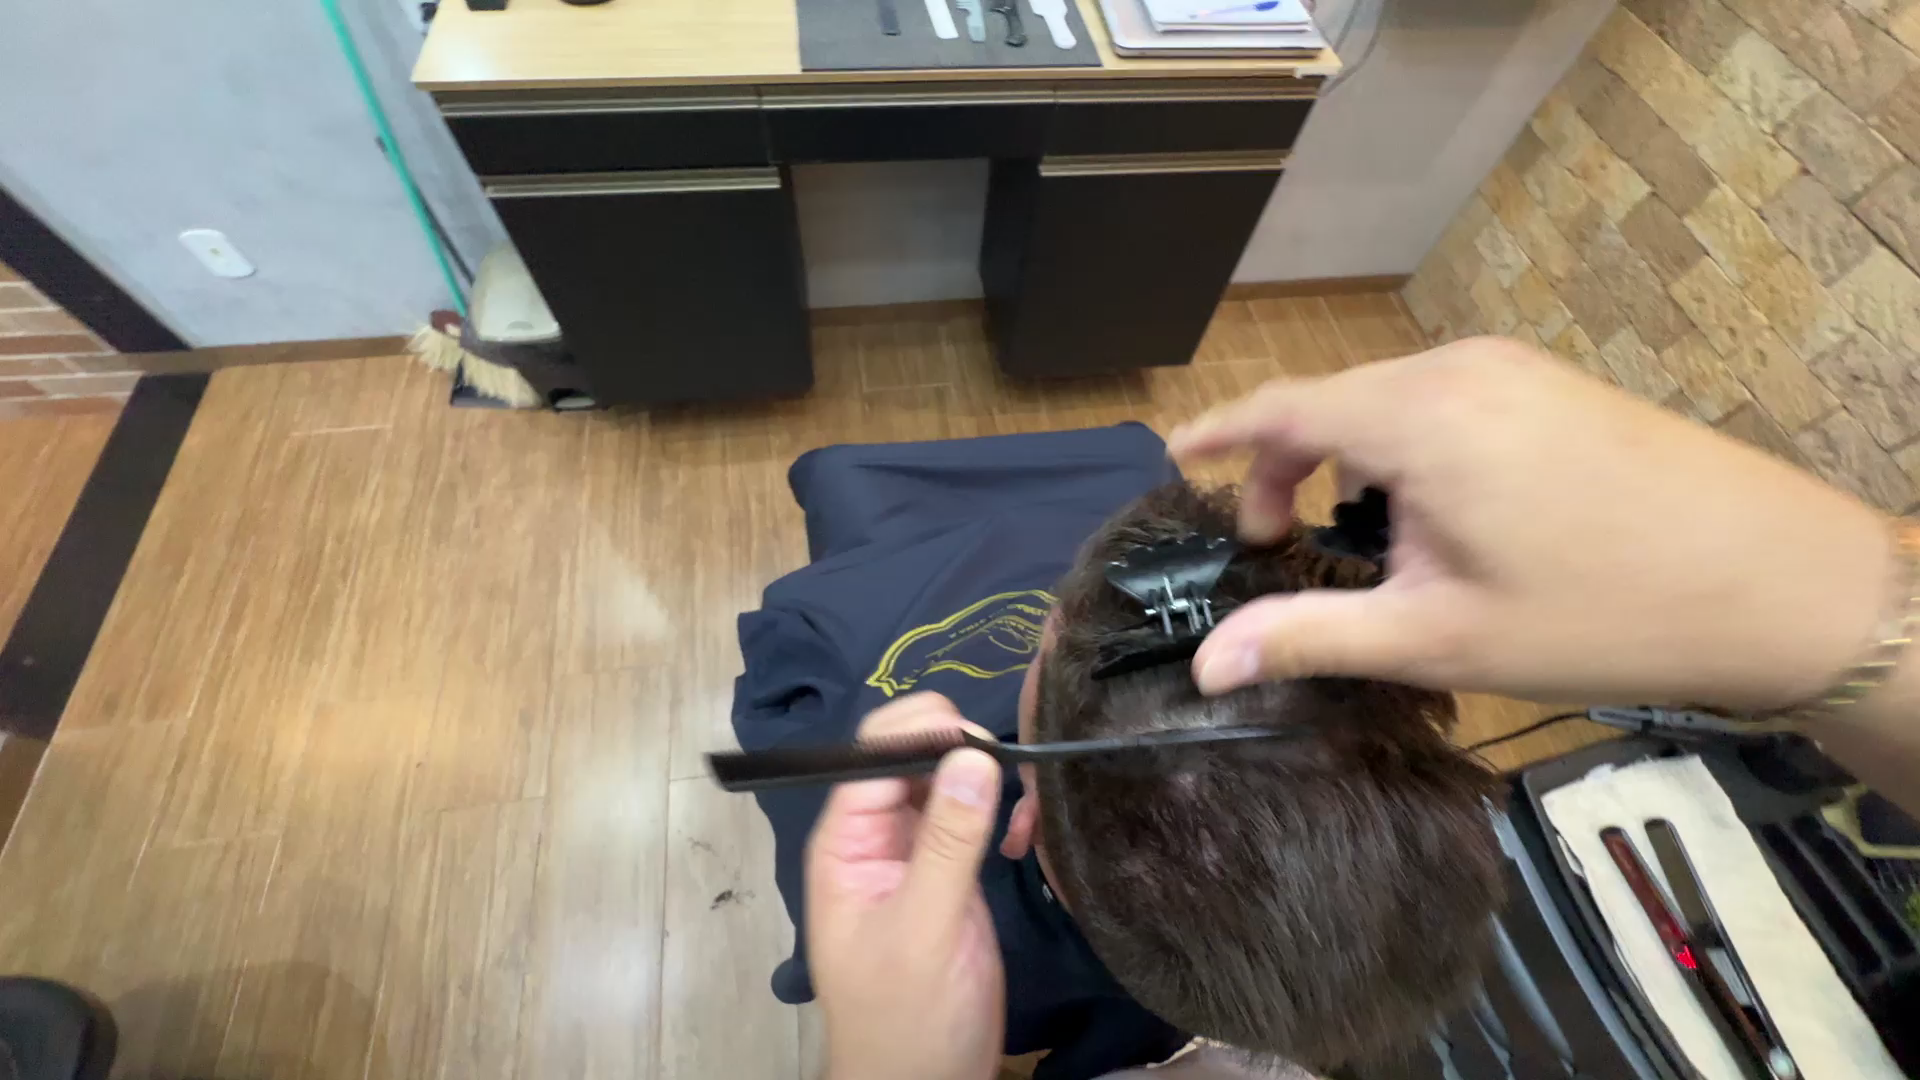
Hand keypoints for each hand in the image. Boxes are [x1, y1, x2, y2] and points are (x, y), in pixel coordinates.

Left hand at [806, 693, 1005, 1079]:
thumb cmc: (907, 1018)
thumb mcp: (925, 930)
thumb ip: (947, 841)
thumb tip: (971, 754)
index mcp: (846, 839)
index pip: (872, 754)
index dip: (921, 732)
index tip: (977, 739)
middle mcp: (874, 829)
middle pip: (907, 750)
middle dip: (955, 745)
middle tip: (1005, 769)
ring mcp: (911, 843)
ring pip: (942, 771)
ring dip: (983, 775)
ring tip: (1023, 808)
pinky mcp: (946, 861)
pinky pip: (968, 807)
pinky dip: (996, 806)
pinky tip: (1020, 837)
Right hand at [1169, 336, 1894, 710]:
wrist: (1798, 589)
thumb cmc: (1599, 614)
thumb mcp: (1435, 636)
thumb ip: (1306, 635)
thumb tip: (1204, 667)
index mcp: (1418, 418)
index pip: (1280, 408)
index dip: (1217, 432)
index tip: (1174, 457)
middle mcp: (1453, 371)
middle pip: (1324, 402)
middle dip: (1278, 465)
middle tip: (1274, 539)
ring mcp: (1505, 368)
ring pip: (1373, 400)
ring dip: (1334, 455)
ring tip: (1346, 528)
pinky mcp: (1539, 381)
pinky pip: (1425, 398)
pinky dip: (1385, 443)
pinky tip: (1415, 503)